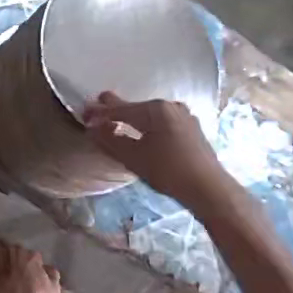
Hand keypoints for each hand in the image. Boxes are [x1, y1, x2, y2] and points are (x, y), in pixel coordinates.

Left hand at [0, 236, 61, 292]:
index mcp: (33, 257)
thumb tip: (48, 269)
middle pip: (15, 250)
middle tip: (10, 267)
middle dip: (13, 256)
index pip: (33, 257)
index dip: (30, 265)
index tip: (27, 272)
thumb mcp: (53, 292)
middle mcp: (16, 250)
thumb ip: (52, 277)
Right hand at [84, 92, 234, 209]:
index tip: (84, 114)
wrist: (208, 188)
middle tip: (98, 104)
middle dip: (116, 109)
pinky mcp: (192, 130)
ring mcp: (184, 117)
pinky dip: (148, 125)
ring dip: (133, 118)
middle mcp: (171, 106)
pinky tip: (143, 132)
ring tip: (118, 120)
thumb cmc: (167, 170)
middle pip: (137, 108)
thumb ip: (111, 139)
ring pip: (151, 115)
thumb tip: (93, 128)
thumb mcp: (133, 157)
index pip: (121, 109)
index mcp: (155, 109)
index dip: (100, 113)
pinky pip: (163, 123)